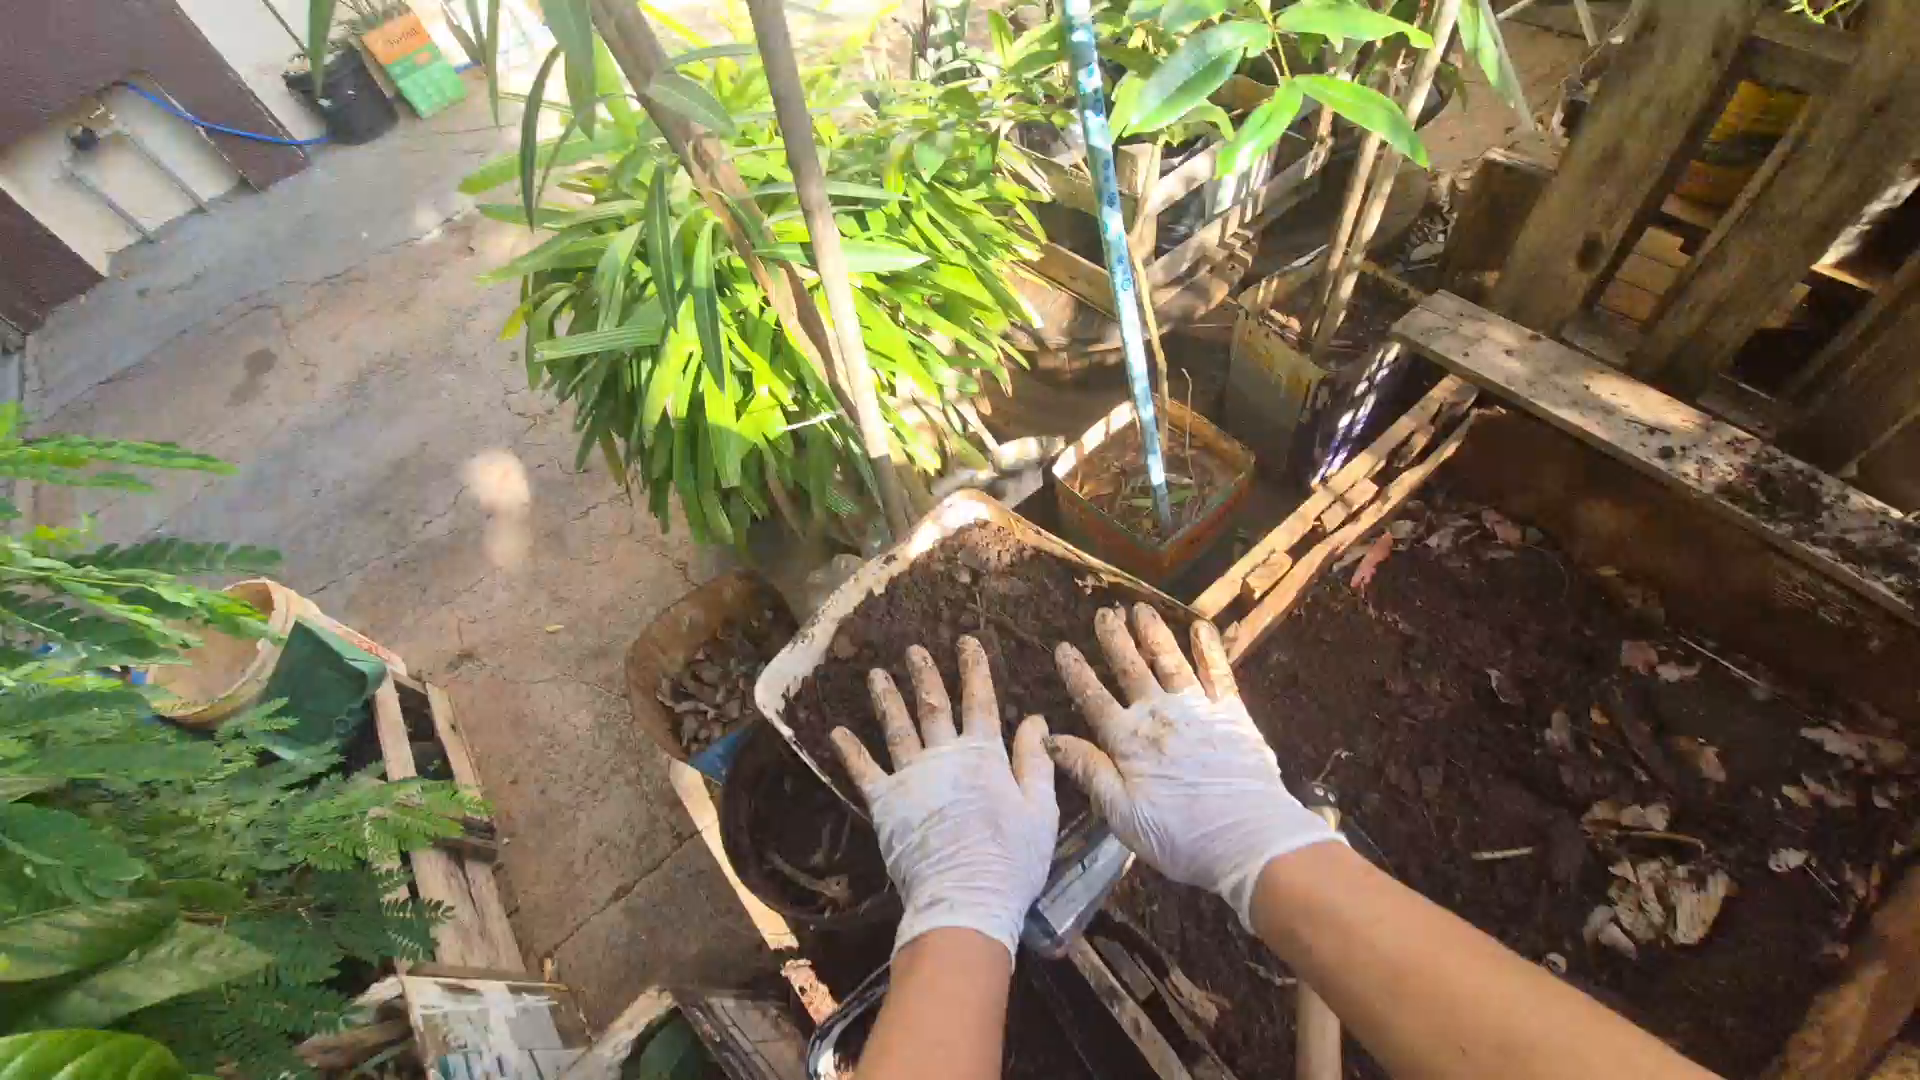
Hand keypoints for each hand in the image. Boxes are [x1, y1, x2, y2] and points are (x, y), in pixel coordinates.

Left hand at [830, 636, 1057, 959]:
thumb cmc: (1012, 859)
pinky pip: (864, 771)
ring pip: (898, 728)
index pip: (980, 701)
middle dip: (924, 675)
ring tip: (875, 673)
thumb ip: (1035, 761)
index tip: (966, 642)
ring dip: (887, 699)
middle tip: (913, 649)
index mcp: (983, 756)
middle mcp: (944, 756)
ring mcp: (911, 777)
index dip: (974, 669)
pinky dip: (851, 751)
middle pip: (933, 706)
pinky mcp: (885, 803)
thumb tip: (1035, 719)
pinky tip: (838, 732)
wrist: (966, 900)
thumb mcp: (1039, 809)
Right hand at [1047, 604, 1340, 928]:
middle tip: (1104, 612)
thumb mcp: (1123, 813)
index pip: (1093, 698)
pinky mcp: (1232, 714)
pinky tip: (1201, 628)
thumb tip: (1050, 737)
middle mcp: (1159, 715)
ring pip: (1169, 662)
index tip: (1064, 647)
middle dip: (1115, 640)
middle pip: (1131, 669)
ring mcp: (1197, 709)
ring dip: (1154, 634)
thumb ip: (1089, 770)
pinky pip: (1218, 674)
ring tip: (1141, 609)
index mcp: (1128, 740)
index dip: (1077, 672)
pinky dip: (1208, 649)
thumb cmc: (1180, 836)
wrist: (1249, 840)